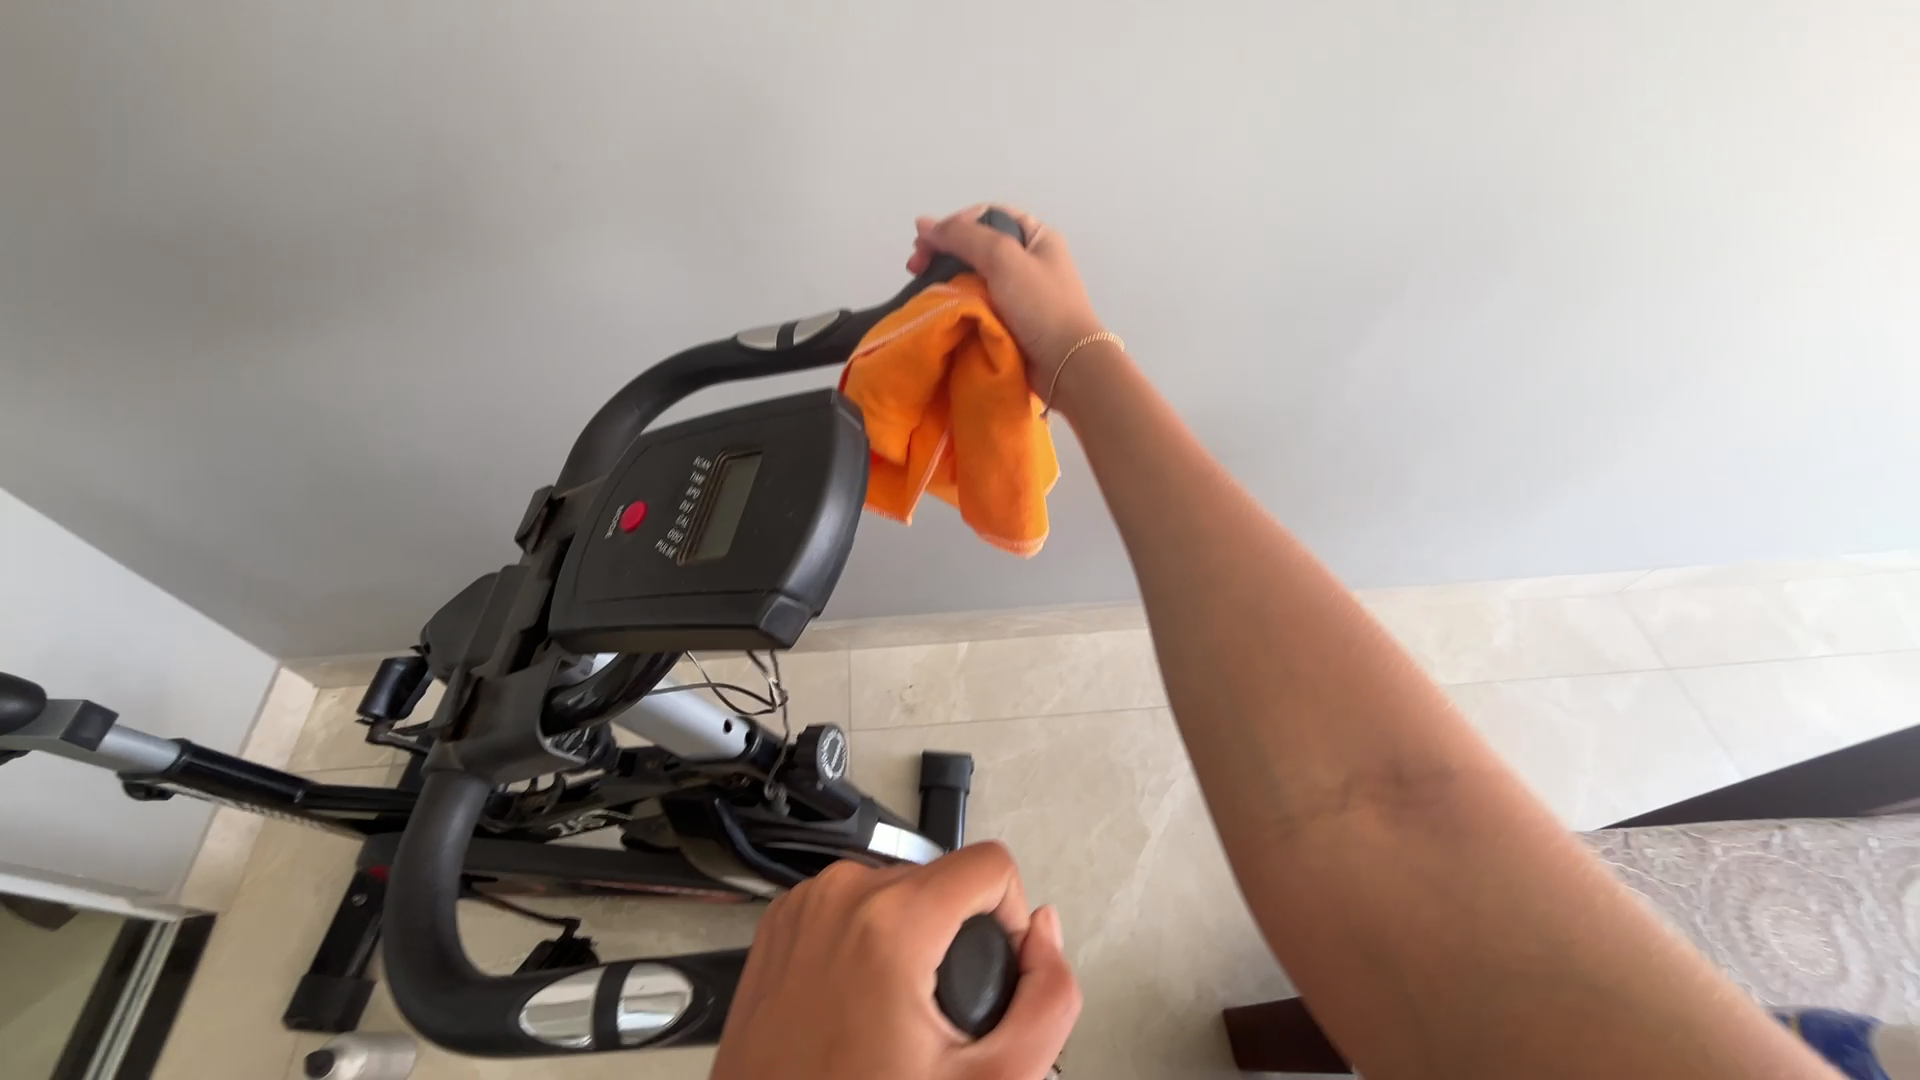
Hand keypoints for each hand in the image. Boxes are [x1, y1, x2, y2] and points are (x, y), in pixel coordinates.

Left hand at [710, 841, 1080, 1079]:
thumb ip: (1047, 1000)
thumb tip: (1043, 931)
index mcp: (892, 919)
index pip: (992, 864)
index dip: (1010, 917)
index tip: (992, 967)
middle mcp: (842, 893)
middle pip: (943, 879)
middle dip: (956, 934)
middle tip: (937, 1010)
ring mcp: (805, 903)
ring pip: (897, 888)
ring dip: (912, 936)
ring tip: (895, 1008)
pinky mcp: (781, 919)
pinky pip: (850, 902)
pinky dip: (867, 938)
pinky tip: (859, 998)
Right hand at [907, 205, 1111, 409]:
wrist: (1066, 364)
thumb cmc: (1040, 306)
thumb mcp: (1003, 258)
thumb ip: (963, 237)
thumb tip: (924, 224)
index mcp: (1035, 236)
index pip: (985, 216)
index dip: (952, 225)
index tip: (924, 244)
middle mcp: (1029, 260)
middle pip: (977, 245)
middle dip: (944, 252)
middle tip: (915, 267)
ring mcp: (1020, 292)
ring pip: (975, 276)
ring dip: (948, 279)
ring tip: (924, 288)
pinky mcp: (1012, 321)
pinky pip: (979, 304)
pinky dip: (959, 303)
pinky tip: (943, 308)